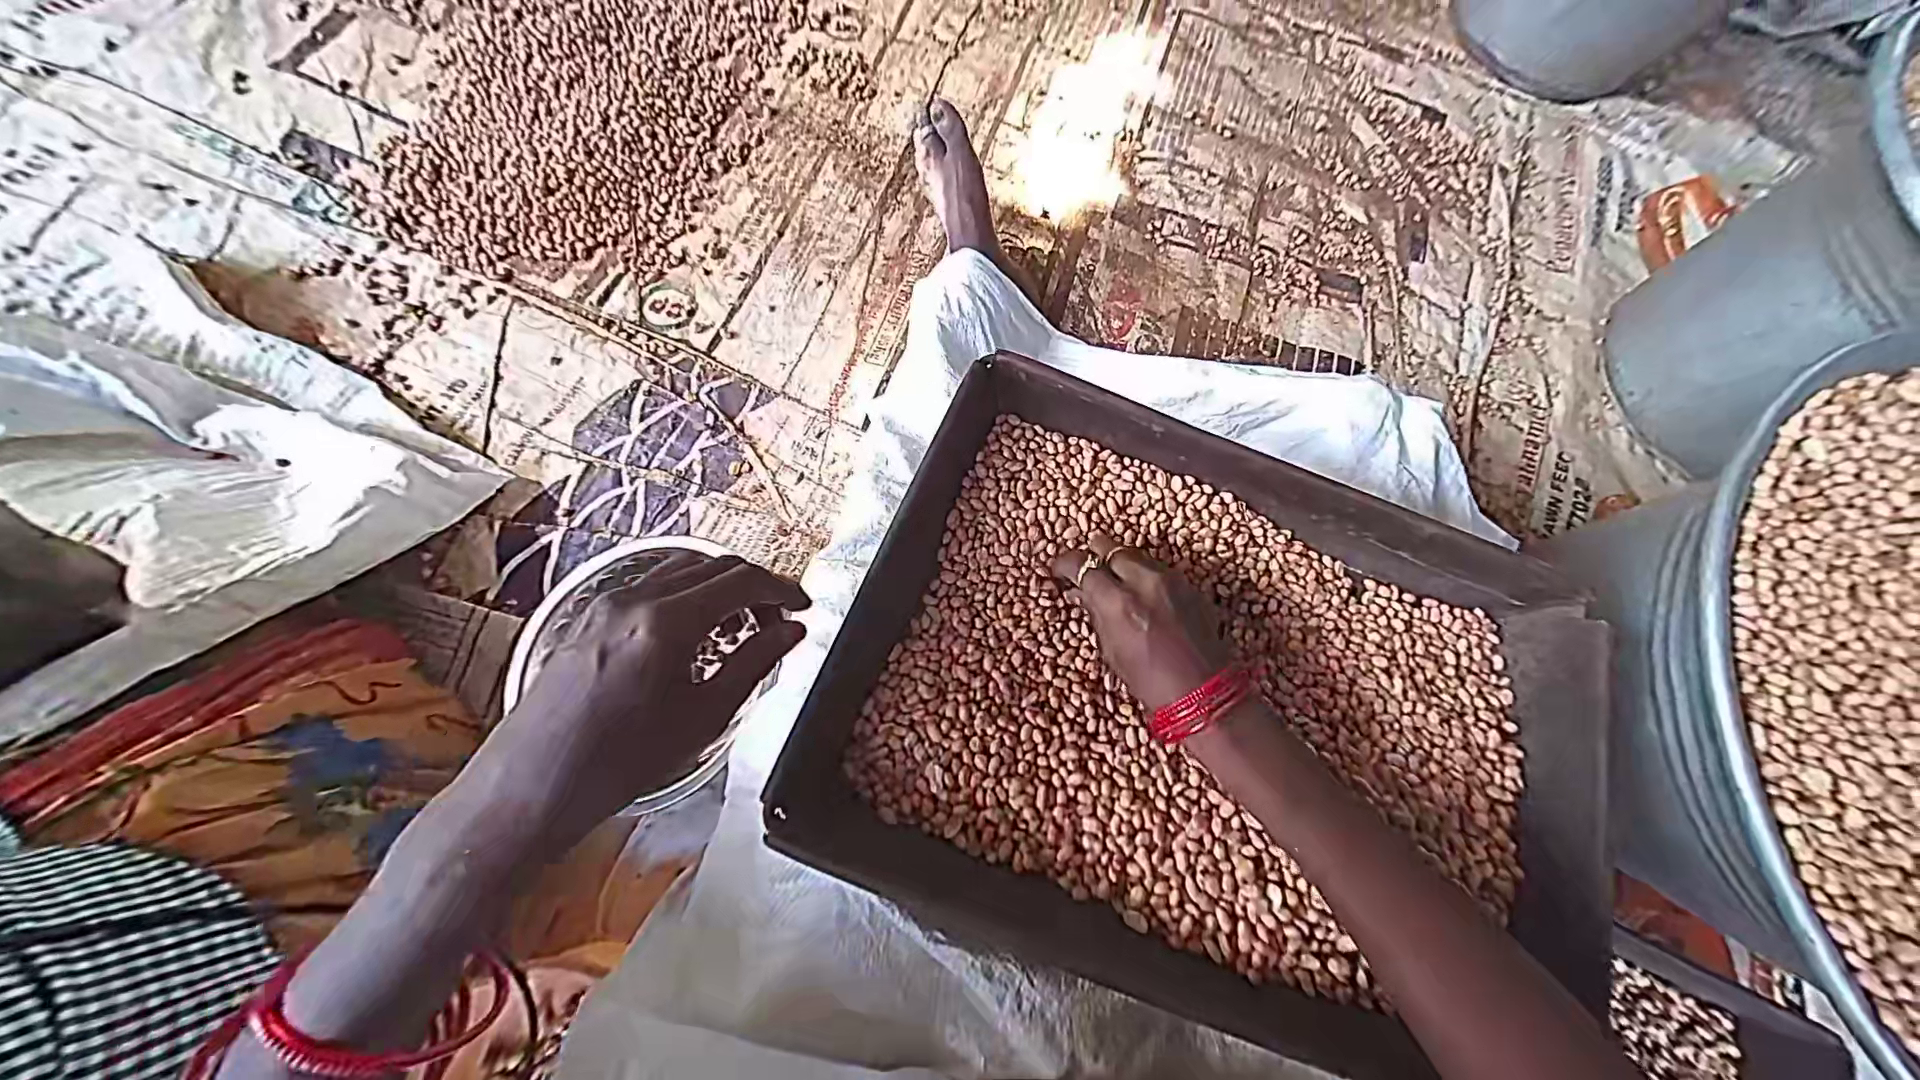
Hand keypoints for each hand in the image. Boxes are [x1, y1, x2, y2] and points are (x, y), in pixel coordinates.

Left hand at [462, 552, 809, 853]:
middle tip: (778, 620)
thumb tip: (790, 632)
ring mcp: (607, 603)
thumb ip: (755, 663)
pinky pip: (653, 585)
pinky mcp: (590, 616)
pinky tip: (697, 632)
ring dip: (721, 587)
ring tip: (741, 627)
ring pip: (683, 570)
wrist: (528, 788)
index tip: (802, 606)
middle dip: (756, 586)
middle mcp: (634, 599)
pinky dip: (689, 595)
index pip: (741, 580)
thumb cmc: (618, 762)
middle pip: (714, 566)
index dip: (782, 589)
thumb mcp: (704, 716)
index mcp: (665, 622)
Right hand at [1049, 534, 1231, 711]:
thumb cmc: (1151, 682)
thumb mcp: (1111, 650)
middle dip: (1095, 558)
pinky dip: (1144, 577)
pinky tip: (1142, 597)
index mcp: (1119, 602)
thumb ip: (1095, 613)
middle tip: (1088, 574)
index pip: (1082, 564)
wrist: (1203, 693)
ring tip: (1116, 586)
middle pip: (1110, 548)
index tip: (1061, 570)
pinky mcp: (1190, 586)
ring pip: (1136, 555)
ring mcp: (1172, 581)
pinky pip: (1158, 569)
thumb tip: (1081, 592)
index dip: (1067, 565)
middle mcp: (1146, 582)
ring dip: (1121, 566)